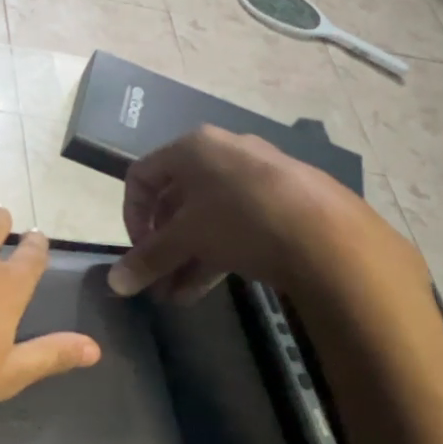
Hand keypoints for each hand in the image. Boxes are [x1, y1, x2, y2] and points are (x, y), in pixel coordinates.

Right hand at [107, 126, 422, 302]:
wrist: (328, 234)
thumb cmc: (240, 220)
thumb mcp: (185, 239)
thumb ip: (147, 259)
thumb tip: (114, 284)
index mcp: (193, 148)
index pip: (141, 176)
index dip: (131, 216)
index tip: (138, 251)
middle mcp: (223, 154)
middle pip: (174, 200)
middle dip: (160, 246)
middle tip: (154, 278)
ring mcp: (256, 177)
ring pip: (205, 218)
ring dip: (184, 257)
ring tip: (174, 295)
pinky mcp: (281, 202)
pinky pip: (235, 225)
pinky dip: (214, 254)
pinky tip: (202, 289)